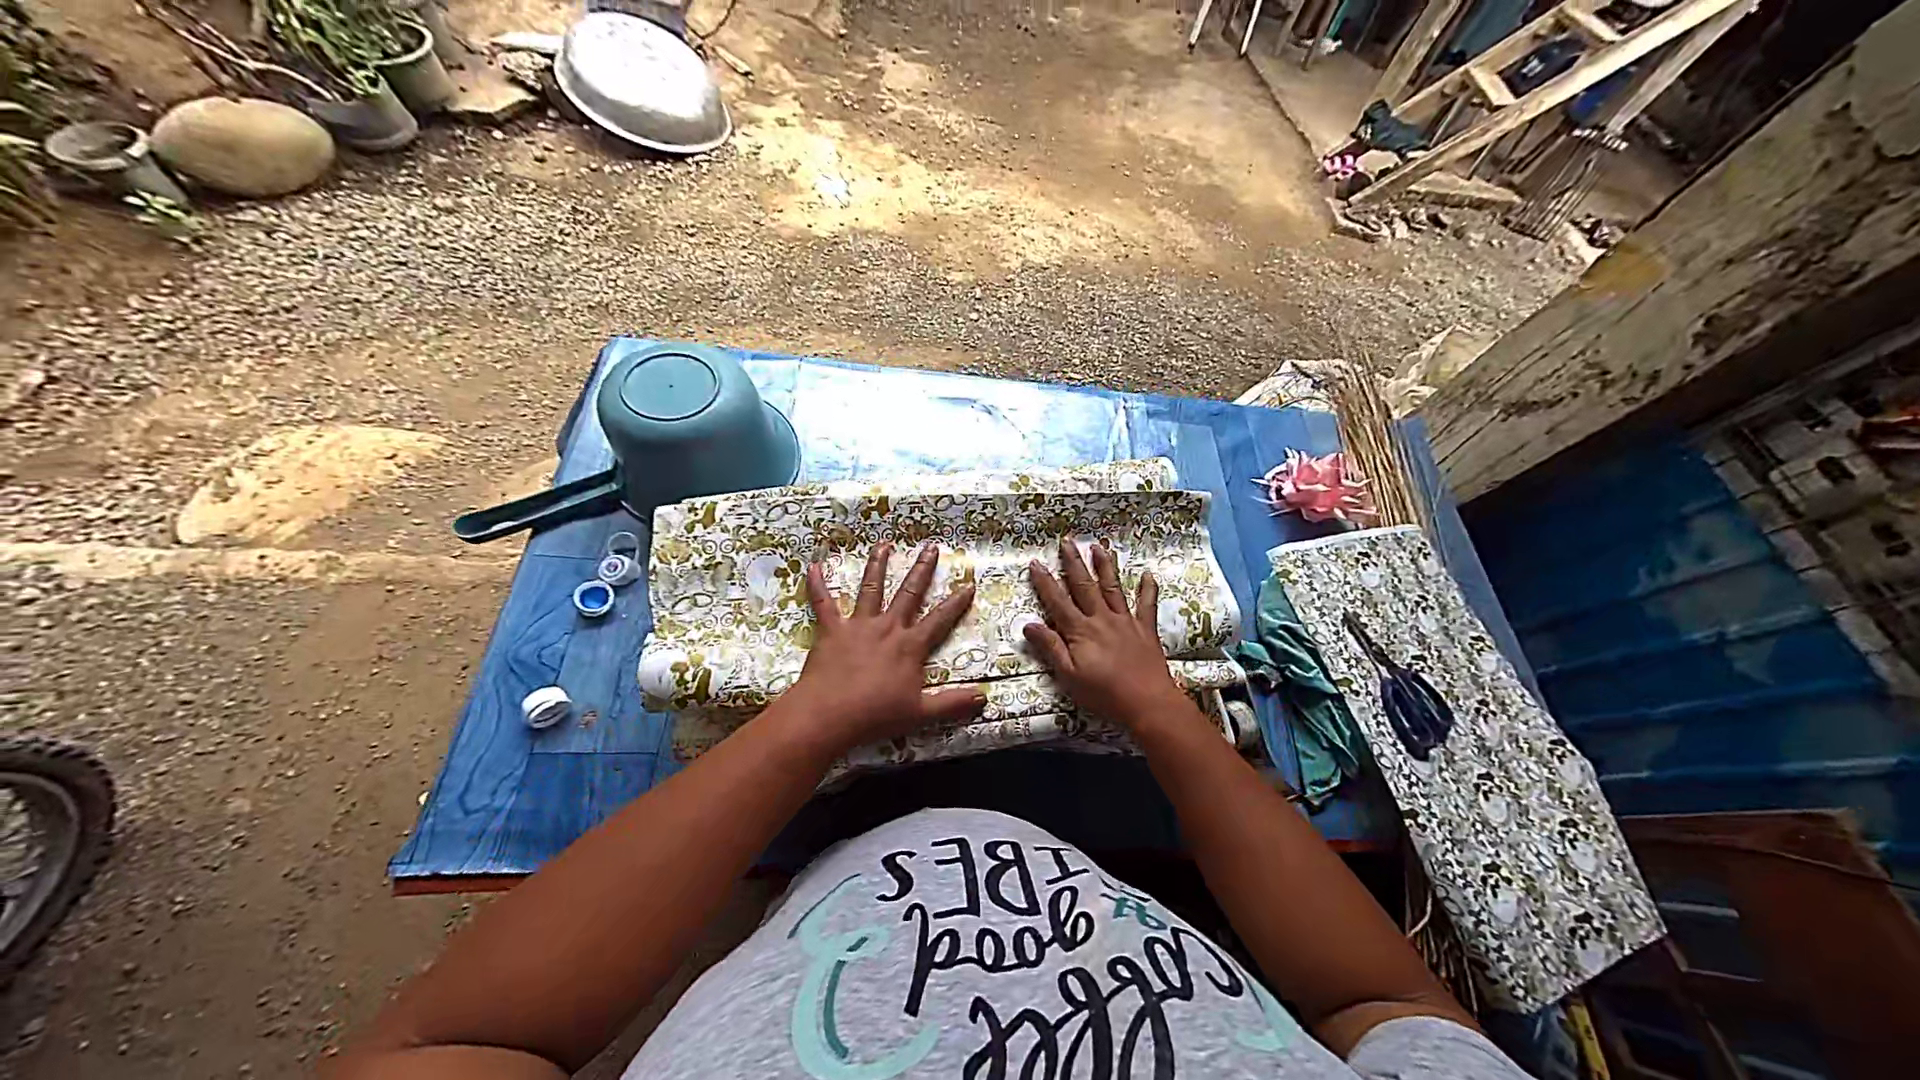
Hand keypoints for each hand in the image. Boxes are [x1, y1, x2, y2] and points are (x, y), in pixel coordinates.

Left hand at [780, 541, 982, 755]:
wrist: (830, 714)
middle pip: (909, 593)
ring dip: (878, 565)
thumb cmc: (876, 714)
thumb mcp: (921, 713)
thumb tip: (983, 698)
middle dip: (922, 569)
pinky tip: (813, 567)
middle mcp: (887, 628)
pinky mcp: (831, 630)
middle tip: (931, 547)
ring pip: (871, 589)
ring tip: (884, 545)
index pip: (939, 620)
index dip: (956, 603)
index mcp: (910, 646)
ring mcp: (858, 625)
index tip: (968, 585)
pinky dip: (817, 585)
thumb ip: (952, 703)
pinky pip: (823, 603)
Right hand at [1024, 538, 1192, 729]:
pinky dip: (1147, 589)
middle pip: (1084, 586)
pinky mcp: (1145, 630)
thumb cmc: (1104, 693)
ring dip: (1105, 566)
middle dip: (1074, 562)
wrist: (1148, 703)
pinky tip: (1148, 575)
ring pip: (1112, 588)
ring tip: (1099, 547)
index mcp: (1080, 631)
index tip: (1036, 563)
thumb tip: (1029, 625)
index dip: (1045, 582)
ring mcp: (1125, 622)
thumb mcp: (1069, 675)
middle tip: (1067, 541)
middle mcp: (1102, 619)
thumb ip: (1050, 647)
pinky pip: (1146, 605)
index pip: (1057, 601)